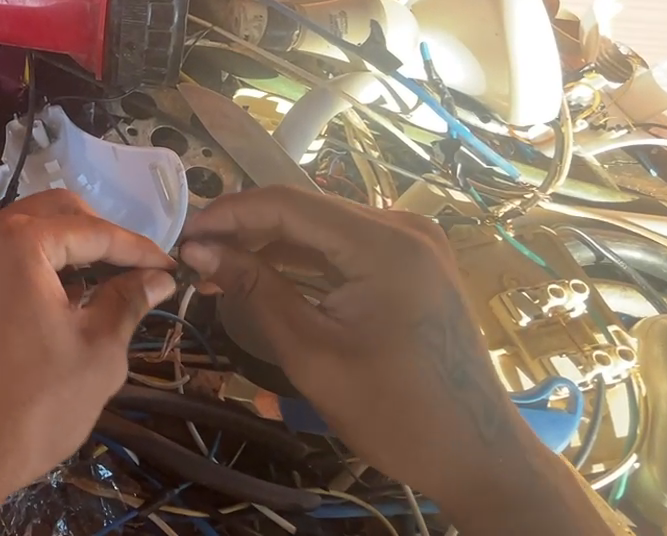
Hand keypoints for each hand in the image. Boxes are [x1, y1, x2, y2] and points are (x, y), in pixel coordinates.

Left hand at [0, 191, 175, 535]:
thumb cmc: (33, 405)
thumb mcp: (97, 352)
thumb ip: (127, 301)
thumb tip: (158, 277)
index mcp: (20, 240)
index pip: (93, 230)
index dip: (138, 248)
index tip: (172, 266)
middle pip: (57, 213)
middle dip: (101, 236)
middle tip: (138, 269)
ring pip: (28, 226)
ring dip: (69, 245)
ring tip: (107, 280)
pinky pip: (4, 249)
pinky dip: (38, 259)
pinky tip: (66, 291)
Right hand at [179, 187, 610, 535]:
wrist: (484, 463)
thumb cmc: (396, 413)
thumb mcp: (310, 351)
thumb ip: (252, 287)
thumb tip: (195, 248)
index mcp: (385, 244)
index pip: (286, 202)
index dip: (227, 213)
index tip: (182, 234)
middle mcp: (402, 228)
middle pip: (301, 210)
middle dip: (243, 230)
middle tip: (195, 256)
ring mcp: (410, 244)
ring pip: (316, 227)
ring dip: (266, 245)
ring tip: (217, 269)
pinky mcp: (409, 263)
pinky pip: (338, 247)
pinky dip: (297, 260)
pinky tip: (261, 276)